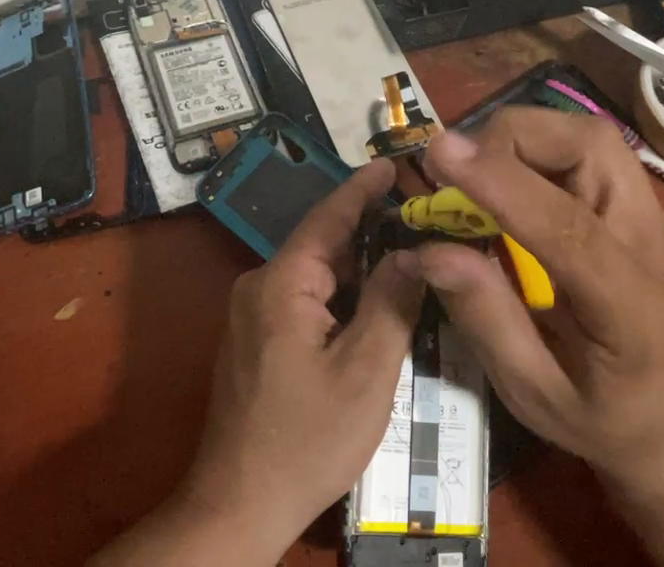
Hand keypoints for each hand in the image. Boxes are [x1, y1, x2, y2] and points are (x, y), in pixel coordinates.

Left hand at [92, 159, 424, 565]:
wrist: (241, 501)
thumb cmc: (307, 439)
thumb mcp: (365, 373)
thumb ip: (390, 304)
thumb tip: (414, 250)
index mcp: (280, 283)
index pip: (327, 219)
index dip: (362, 189)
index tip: (394, 163)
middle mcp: (258, 286)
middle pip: (321, 247)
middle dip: (370, 233)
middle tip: (422, 220)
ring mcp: (251, 313)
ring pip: (314, 276)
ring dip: (357, 269)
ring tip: (410, 258)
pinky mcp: (255, 338)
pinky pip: (302, 300)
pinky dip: (339, 296)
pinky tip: (374, 305)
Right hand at [419, 107, 663, 499]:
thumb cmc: (598, 419)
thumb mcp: (531, 393)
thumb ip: (485, 319)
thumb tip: (427, 249)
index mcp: (637, 314)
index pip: (571, 230)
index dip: (502, 185)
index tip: (438, 154)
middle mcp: (656, 248)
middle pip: (593, 150)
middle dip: (510, 140)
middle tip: (454, 171)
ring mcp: (655, 218)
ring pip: (591, 135)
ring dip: (522, 137)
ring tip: (476, 171)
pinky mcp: (639, 204)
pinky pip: (588, 149)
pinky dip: (535, 146)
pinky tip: (505, 177)